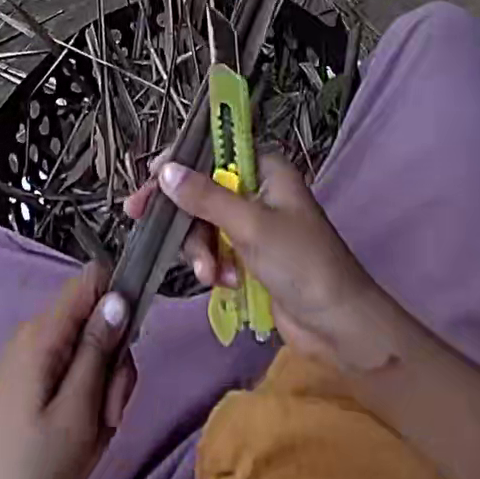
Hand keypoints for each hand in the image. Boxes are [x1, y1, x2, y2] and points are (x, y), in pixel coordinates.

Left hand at [0, 262, 136, 478]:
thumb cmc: (34, 468)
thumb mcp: (77, 410)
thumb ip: (99, 350)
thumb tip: (117, 295)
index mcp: (42, 334)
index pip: (90, 281)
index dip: (118, 303)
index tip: (128, 345)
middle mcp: (35, 338)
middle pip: (95, 325)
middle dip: (112, 368)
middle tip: (108, 414)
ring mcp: (31, 363)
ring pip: (89, 357)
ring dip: (101, 395)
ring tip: (90, 437)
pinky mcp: (31, 388)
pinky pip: (73, 382)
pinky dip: (85, 409)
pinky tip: (79, 443)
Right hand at [123, 150, 400, 370]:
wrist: (339, 326)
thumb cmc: (302, 264)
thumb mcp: (250, 226)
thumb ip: (205, 196)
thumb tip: (163, 169)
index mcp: (265, 168)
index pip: (212, 151)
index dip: (178, 162)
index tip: (149, 180)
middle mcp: (257, 188)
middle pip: (201, 189)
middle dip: (183, 216)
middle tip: (139, 219)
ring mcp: (252, 223)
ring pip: (203, 223)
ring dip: (200, 249)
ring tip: (211, 274)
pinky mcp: (248, 253)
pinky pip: (213, 248)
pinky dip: (213, 264)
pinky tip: (225, 282)